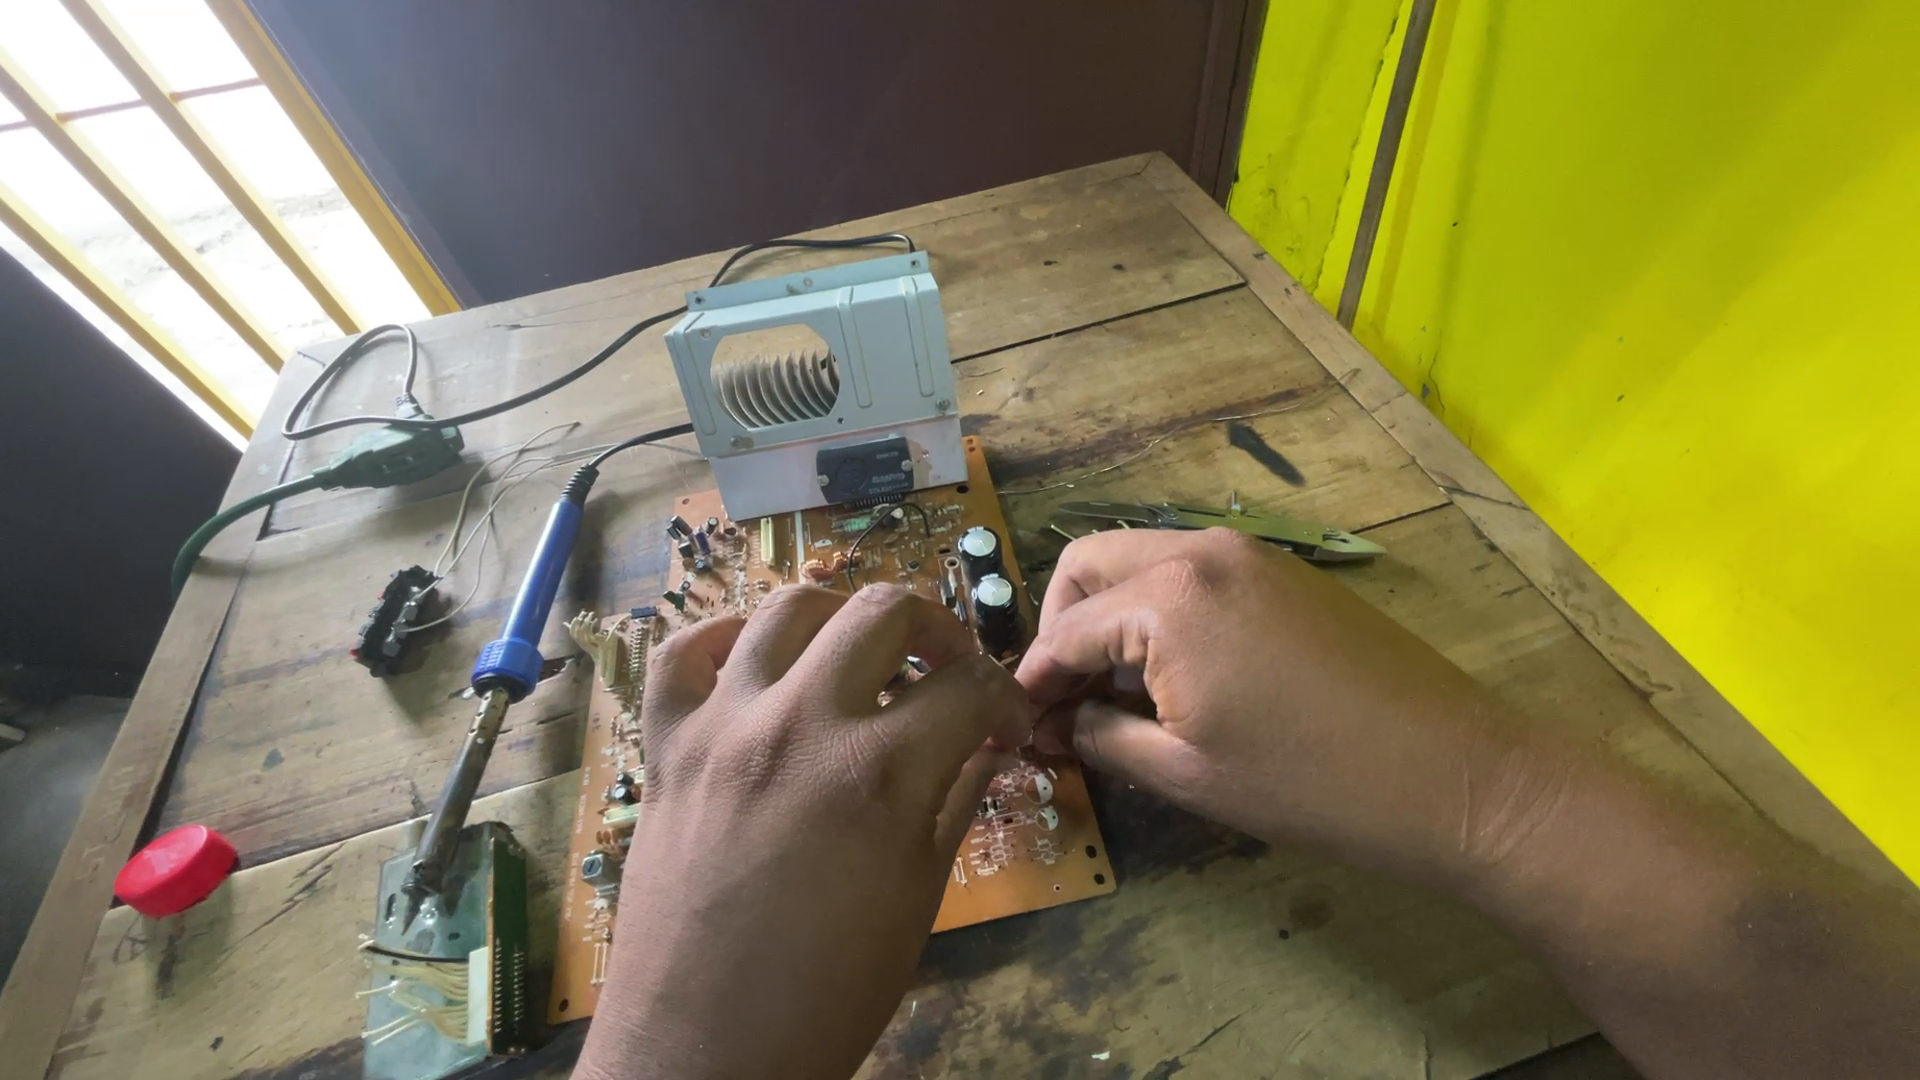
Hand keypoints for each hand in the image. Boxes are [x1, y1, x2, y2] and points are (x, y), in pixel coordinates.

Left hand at [574, 585, 1024, 1079]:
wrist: (701, 1055)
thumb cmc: (829, 989)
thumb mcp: (920, 894)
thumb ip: (957, 798)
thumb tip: (986, 742)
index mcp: (878, 774)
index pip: (969, 688)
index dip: (1004, 696)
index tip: (1004, 722)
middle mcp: (800, 725)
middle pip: (885, 611)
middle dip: (938, 628)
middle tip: (945, 668)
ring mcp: (723, 726)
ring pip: (786, 608)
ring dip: (840, 618)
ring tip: (858, 652)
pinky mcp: (666, 746)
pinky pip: (681, 653)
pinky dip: (723, 640)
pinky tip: (754, 661)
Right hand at [1016, 528, 1563, 889]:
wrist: (1458, 776)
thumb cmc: (1309, 783)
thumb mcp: (1184, 773)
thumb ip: (1099, 735)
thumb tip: (1052, 720)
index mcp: (1167, 598)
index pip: (1065, 630)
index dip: (1033, 678)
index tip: (1020, 719)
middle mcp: (1197, 550)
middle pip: (1086, 565)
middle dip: (1060, 625)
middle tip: (1065, 691)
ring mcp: (1244, 550)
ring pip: (1136, 560)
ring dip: (1108, 614)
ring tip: (1118, 687)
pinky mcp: (1276, 566)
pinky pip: (1185, 570)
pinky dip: (1155, 608)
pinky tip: (1174, 669)